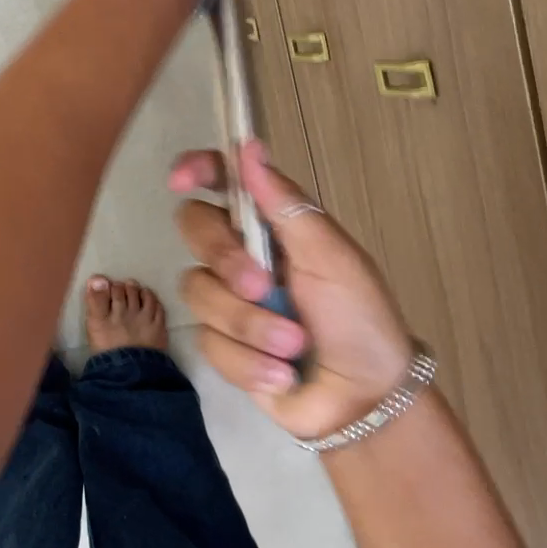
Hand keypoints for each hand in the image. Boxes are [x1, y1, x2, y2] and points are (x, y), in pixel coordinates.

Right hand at [171, 140, 415, 438]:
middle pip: (194, 228)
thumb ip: (286, 203)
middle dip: (224, 259)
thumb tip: (249, 145)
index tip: (181, 181)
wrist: (365, 402)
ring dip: (248, 323)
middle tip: (261, 286)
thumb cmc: (360, 320)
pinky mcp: (219, 341)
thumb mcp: (333, 258)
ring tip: (293, 347)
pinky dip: (248, 359)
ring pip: (198, 290)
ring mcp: (226, 297)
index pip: (222, 180)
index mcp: (270, 224)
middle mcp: (240, 252)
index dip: (195, 169)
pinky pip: (208, 338)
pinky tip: (281, 375)